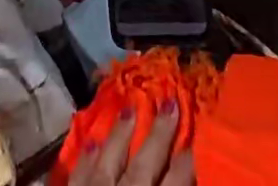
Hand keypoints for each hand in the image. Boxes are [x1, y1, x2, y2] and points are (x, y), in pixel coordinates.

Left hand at [66, 106, 192, 185]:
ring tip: (130, 105)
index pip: (177, 181)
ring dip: (121, 132)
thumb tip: (188, 178)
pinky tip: (91, 139)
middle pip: (145, 163)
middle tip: (170, 100)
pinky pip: (79, 173)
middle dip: (159, 133)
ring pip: (111, 158)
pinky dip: (87, 157)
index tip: (198, 132)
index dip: (188, 159)